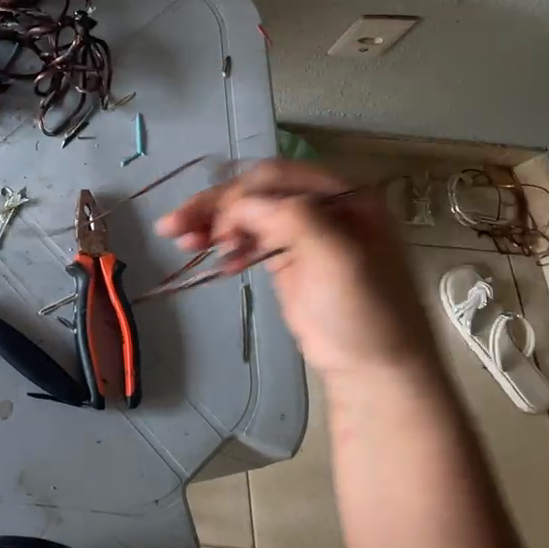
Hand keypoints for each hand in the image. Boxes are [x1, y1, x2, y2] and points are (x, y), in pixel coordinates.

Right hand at [156, 160, 435, 381]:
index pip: (276, 177)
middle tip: (173, 226)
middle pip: (254, 194)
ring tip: (178, 238)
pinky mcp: (285, 259)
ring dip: (210, 224)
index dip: (239, 194)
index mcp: (343, 196)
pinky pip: (246, 239)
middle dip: (213, 207)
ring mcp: (301, 233)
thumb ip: (290, 218)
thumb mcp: (336, 256)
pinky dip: (224, 244)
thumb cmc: (365, 311)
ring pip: (245, 215)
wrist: (375, 370)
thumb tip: (237, 206)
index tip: (213, 222)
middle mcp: (321, 207)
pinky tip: (210, 257)